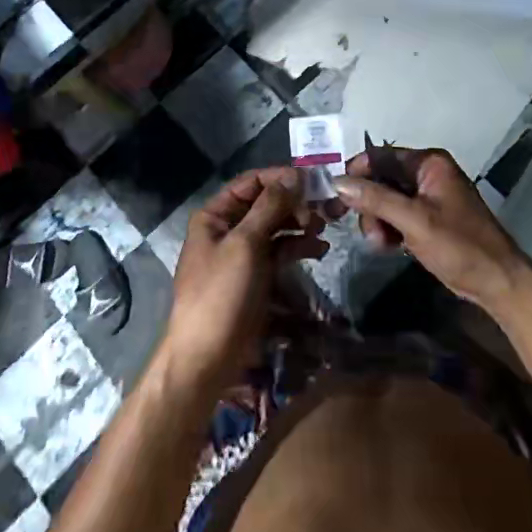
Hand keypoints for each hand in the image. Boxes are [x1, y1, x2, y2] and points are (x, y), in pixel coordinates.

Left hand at [158, 168, 326, 390]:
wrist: (207, 356)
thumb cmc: (220, 293)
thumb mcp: (244, 245)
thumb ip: (269, 207)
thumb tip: (293, 175)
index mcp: (215, 216)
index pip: (250, 183)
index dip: (280, 178)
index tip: (313, 181)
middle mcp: (228, 229)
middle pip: (266, 204)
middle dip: (295, 203)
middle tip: (324, 210)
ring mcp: (243, 254)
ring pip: (276, 227)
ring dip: (300, 225)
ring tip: (323, 229)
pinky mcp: (257, 276)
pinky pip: (280, 252)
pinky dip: (298, 248)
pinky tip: (319, 249)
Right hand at [333, 147, 530, 310]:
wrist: (496, 282)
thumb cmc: (459, 246)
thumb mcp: (414, 221)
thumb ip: (375, 199)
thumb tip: (336, 181)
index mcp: (429, 163)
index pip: (380, 156)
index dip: (357, 173)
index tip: (336, 196)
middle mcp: (426, 173)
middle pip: (379, 179)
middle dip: (368, 204)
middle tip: (368, 231)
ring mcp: (426, 196)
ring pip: (383, 199)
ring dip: (376, 220)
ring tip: (381, 243)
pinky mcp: (424, 218)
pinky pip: (394, 214)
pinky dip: (387, 228)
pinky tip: (388, 246)